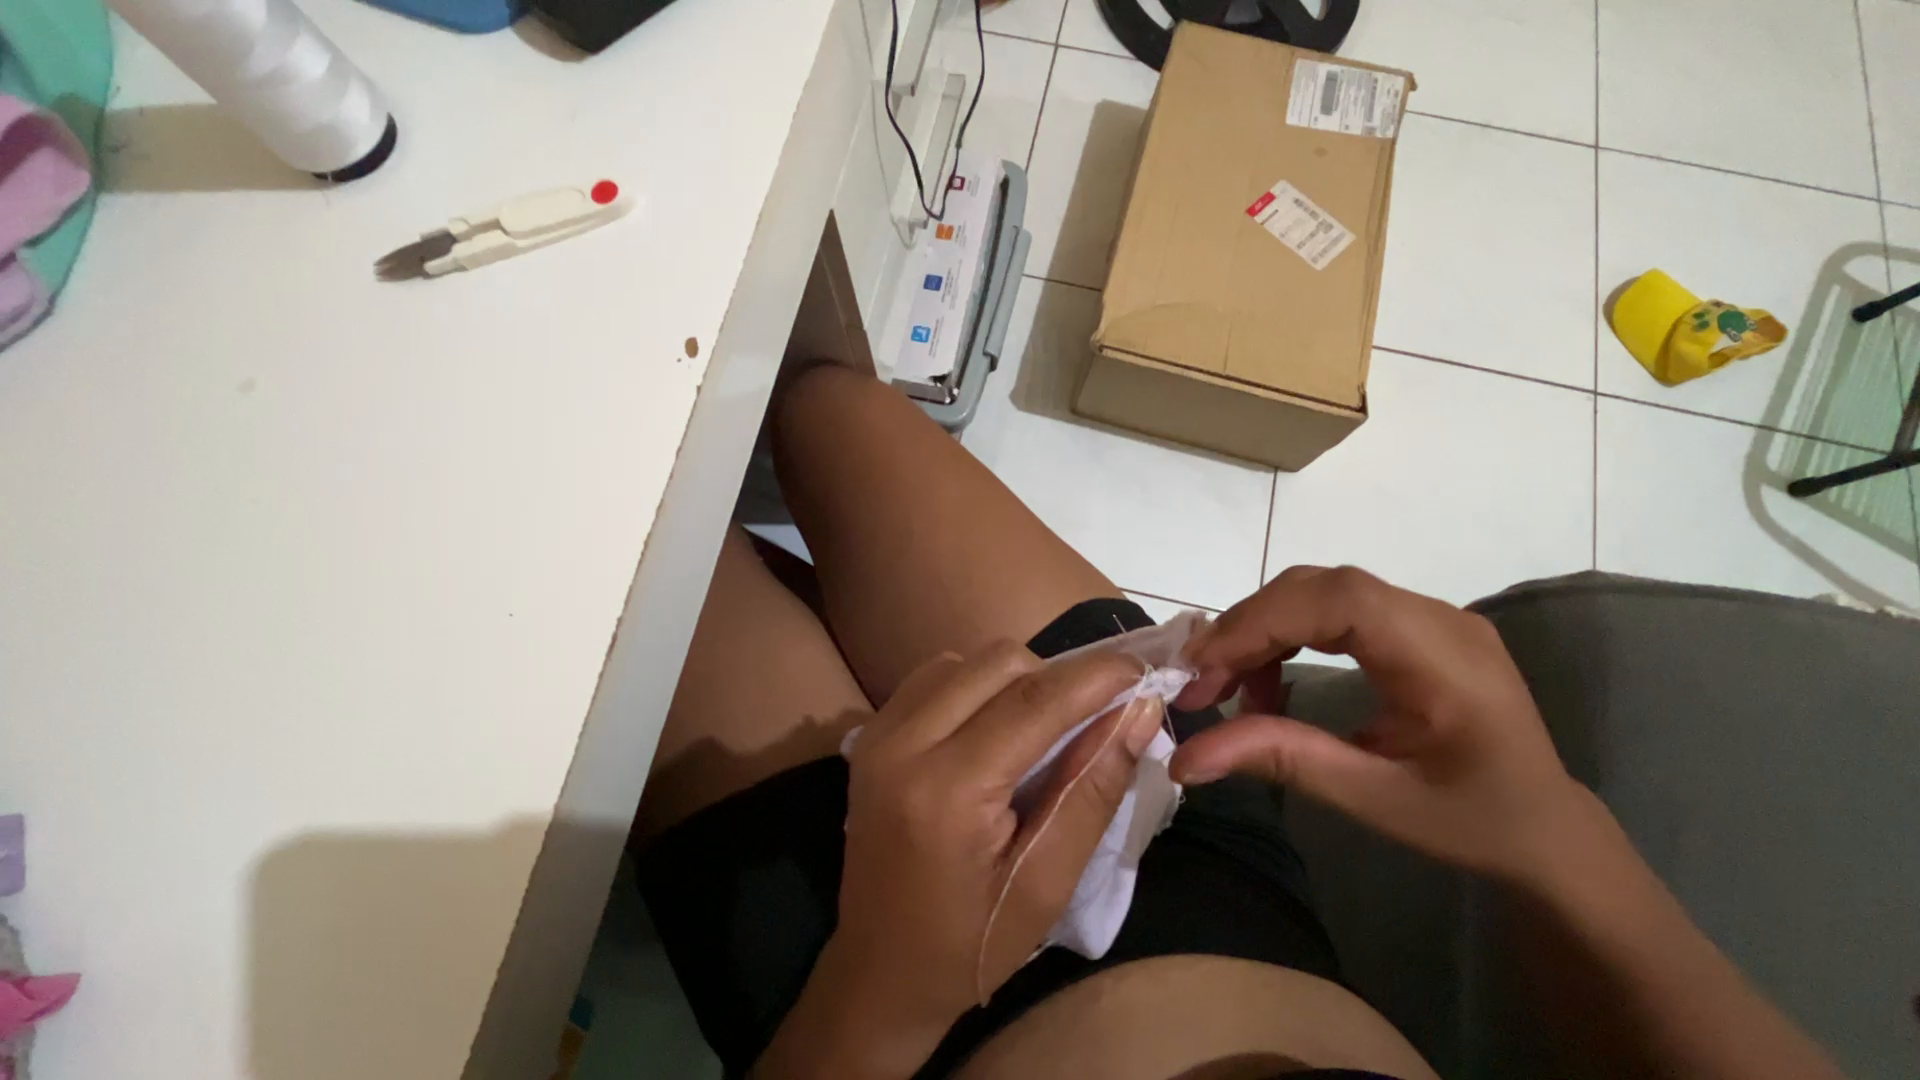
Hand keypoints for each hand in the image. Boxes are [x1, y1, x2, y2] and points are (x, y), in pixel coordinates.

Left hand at [766, 643, 1160, 1077]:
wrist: (879, 969)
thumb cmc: (972, 942)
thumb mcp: (1046, 883)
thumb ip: (1093, 791)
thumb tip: (1138, 712)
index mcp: (946, 790)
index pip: (1034, 701)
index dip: (1096, 675)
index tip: (1144, 669)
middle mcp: (901, 744)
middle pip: (997, 662)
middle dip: (1057, 677)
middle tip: (1092, 717)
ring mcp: (877, 734)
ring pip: (965, 661)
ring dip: (1015, 680)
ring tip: (1041, 732)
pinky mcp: (870, 734)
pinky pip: (935, 676)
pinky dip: (977, 686)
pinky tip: (993, 731)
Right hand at [1169, 566, 1588, 883]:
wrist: (1545, 828)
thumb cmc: (1473, 823)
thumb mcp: (1378, 801)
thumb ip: (1285, 762)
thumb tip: (1187, 759)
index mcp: (1445, 658)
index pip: (1339, 601)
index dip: (1259, 622)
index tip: (1201, 672)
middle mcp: (1436, 618)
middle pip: (1320, 587)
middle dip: (1248, 628)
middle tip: (1199, 687)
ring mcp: (1426, 616)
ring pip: (1318, 592)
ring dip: (1261, 632)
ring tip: (1228, 691)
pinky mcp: (1411, 627)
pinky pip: (1331, 610)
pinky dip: (1285, 638)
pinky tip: (1269, 684)